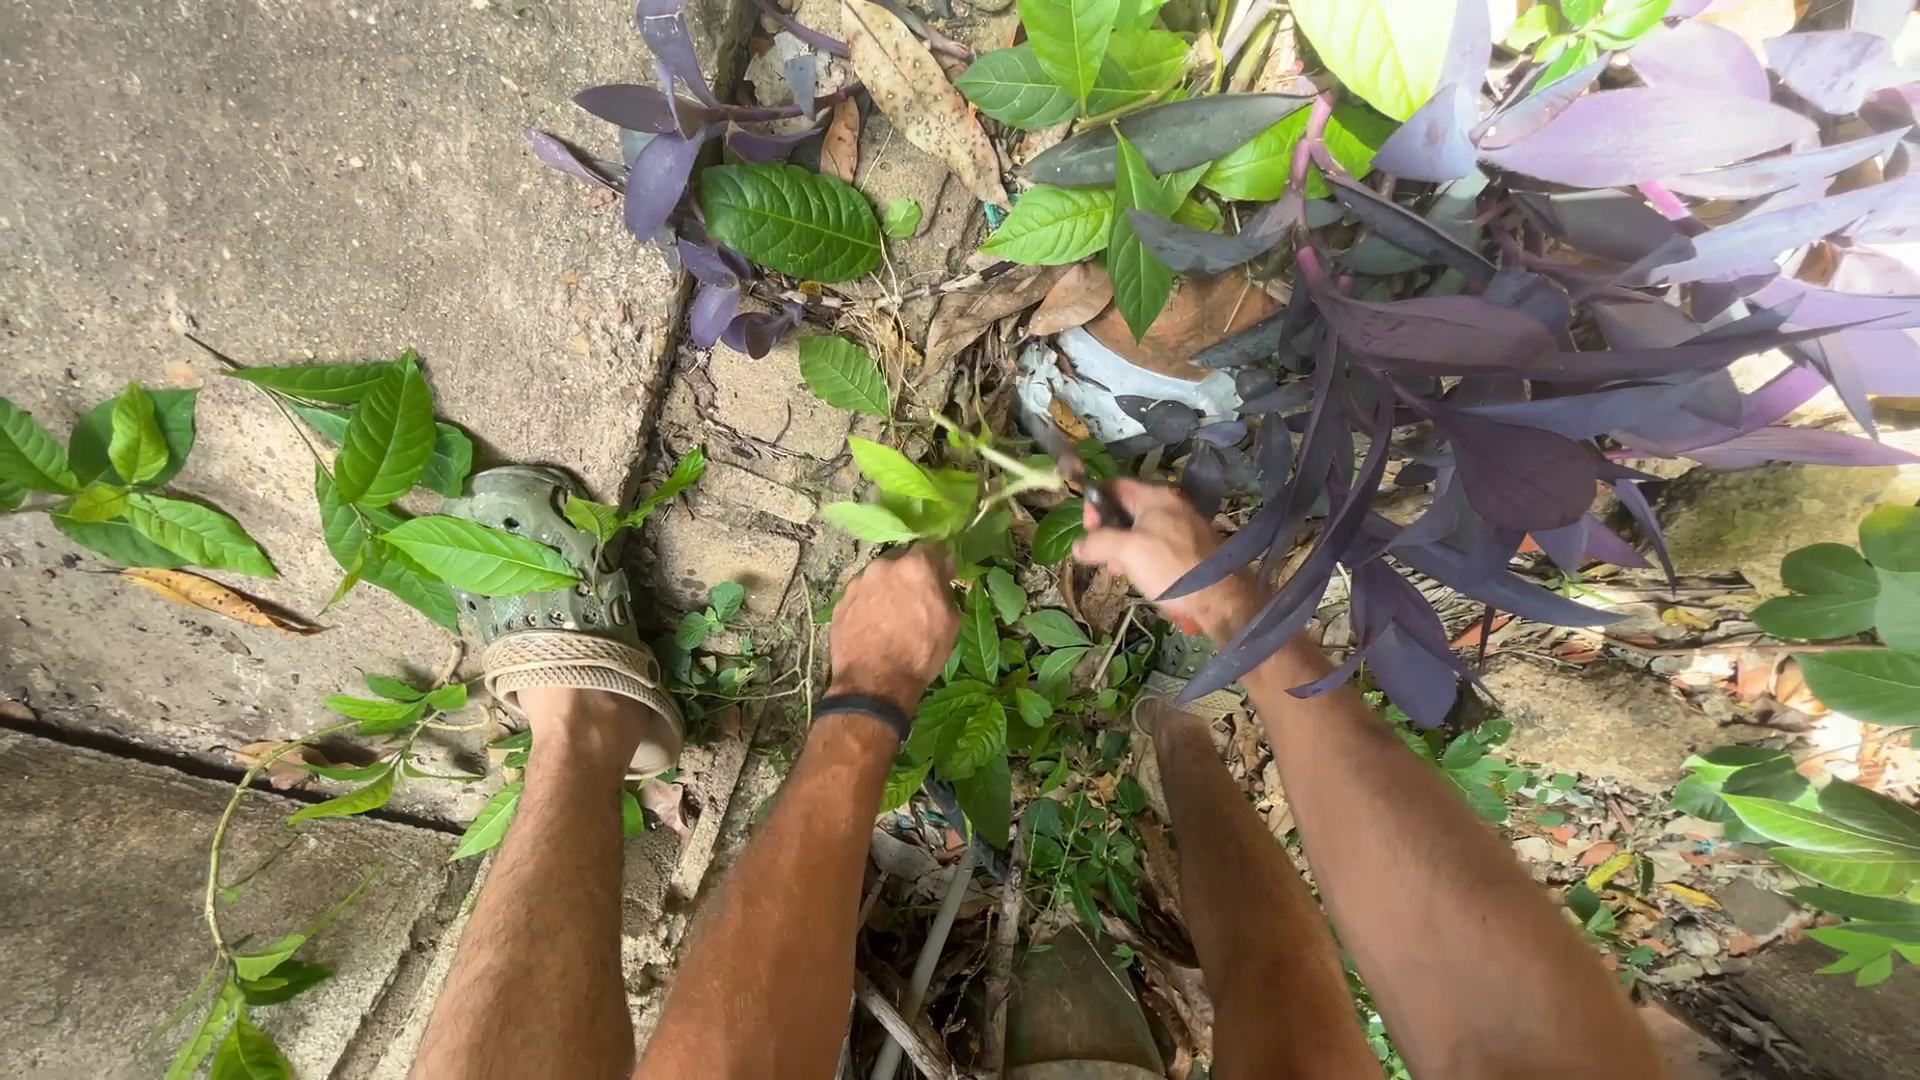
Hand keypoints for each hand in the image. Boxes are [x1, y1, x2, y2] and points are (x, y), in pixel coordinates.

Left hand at [827, 541, 959, 713]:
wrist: (874, 683)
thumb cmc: (920, 652)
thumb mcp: (950, 622)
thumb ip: (946, 590)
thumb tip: (941, 577)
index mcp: (914, 566)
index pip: (932, 547)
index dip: (940, 560)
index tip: (944, 574)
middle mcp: (883, 566)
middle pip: (902, 560)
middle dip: (911, 573)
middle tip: (916, 596)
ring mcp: (858, 583)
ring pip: (879, 577)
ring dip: (888, 588)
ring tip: (892, 614)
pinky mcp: (841, 601)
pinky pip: (862, 594)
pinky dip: (870, 603)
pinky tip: (875, 625)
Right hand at [1073, 480, 1264, 640]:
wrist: (1219, 598)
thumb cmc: (1171, 568)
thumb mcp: (1127, 552)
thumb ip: (1098, 543)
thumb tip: (1078, 546)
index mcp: (1155, 496)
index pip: (1113, 486)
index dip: (1094, 505)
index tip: (1088, 531)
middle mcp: (1170, 504)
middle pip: (1124, 509)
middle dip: (1106, 532)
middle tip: (1101, 556)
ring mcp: (1181, 525)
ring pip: (1138, 528)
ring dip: (1121, 548)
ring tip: (1119, 571)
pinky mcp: (1188, 545)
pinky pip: (1154, 542)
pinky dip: (1140, 555)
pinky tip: (1139, 575)